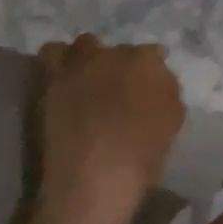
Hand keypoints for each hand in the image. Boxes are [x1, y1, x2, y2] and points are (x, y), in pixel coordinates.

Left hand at [26, 34, 185, 223]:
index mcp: (149, 61)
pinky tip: (59, 79)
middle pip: (119, 51)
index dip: (147, 75)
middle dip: (117, 67)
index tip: (144, 93)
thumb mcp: (171, 123)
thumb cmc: (140, 157)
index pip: (154, 55)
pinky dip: (57, 61)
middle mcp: (116, 52)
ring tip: (84, 82)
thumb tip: (156, 86)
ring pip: (86, 44)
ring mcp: (82, 62)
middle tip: (113, 93)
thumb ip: (166, 93)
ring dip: (88, 59)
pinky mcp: (51, 77)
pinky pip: (51, 53)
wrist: (92, 178)